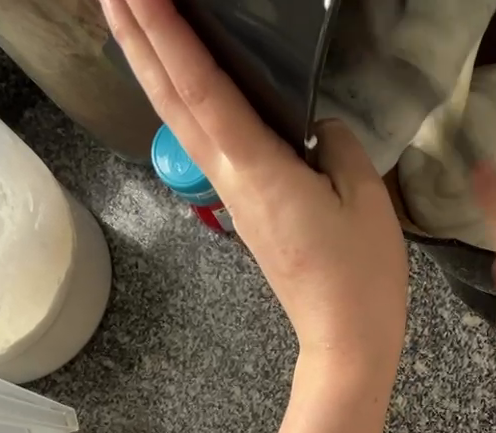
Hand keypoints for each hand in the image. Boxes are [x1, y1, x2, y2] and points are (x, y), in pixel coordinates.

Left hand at [103, 0, 407, 376]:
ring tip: (129, 20)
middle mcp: (231, 179)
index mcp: (257, 169)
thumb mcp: (366, 200)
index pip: (199, 85)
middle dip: (137, 39)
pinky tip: (182, 85)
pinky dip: (182, 102)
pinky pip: (204, 144)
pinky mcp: (246, 212)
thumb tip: (315, 127)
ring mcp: (235, 198)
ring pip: (180, 122)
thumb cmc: (360, 275)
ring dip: (151, 67)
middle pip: (170, 100)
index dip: (166, 29)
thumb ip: (338, 146)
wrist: (344, 339)